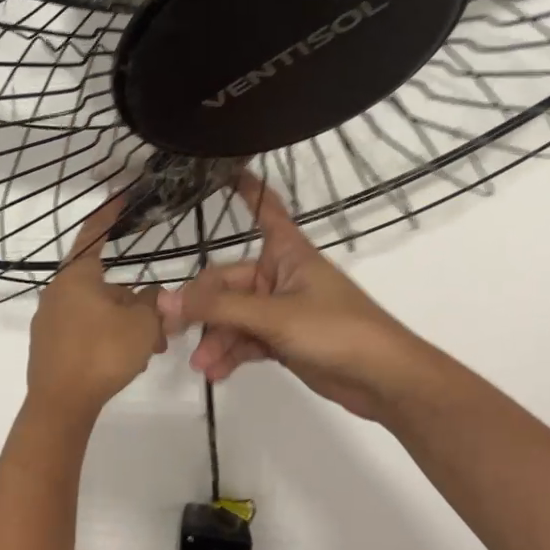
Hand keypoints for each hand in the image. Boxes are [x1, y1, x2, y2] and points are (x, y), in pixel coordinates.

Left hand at [27, 199, 167, 419]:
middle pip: (103, 285)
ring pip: (97, 312)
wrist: (61, 402)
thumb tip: (155, 296)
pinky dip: (106, 338)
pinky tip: (124, 362)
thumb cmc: (102, 353)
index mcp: (76, 276)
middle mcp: (57, 291)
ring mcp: (49, 319)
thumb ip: (154, 303)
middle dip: (135, 303)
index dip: (110, 214)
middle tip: (161, 328)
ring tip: (149, 351)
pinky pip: (84, 331)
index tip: (121, 197)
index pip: (94, 234)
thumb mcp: (142, 324)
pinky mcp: (48, 345)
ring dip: (125, 325)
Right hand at [157, 175, 439, 421]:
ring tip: (200, 365)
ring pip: (232, 316)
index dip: (249, 192)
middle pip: (227, 282)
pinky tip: (215, 372)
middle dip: (203, 309)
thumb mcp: (273, 316)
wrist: (385, 380)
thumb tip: (164, 302)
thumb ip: (217, 308)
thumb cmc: (337, 330)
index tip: (228, 169)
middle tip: (174, 330)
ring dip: (214, 339)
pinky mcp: (281, 339)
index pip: (265, 211)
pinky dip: (229, 354)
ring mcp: (280, 310)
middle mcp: (280, 276)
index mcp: (287, 254)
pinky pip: (244, 340)